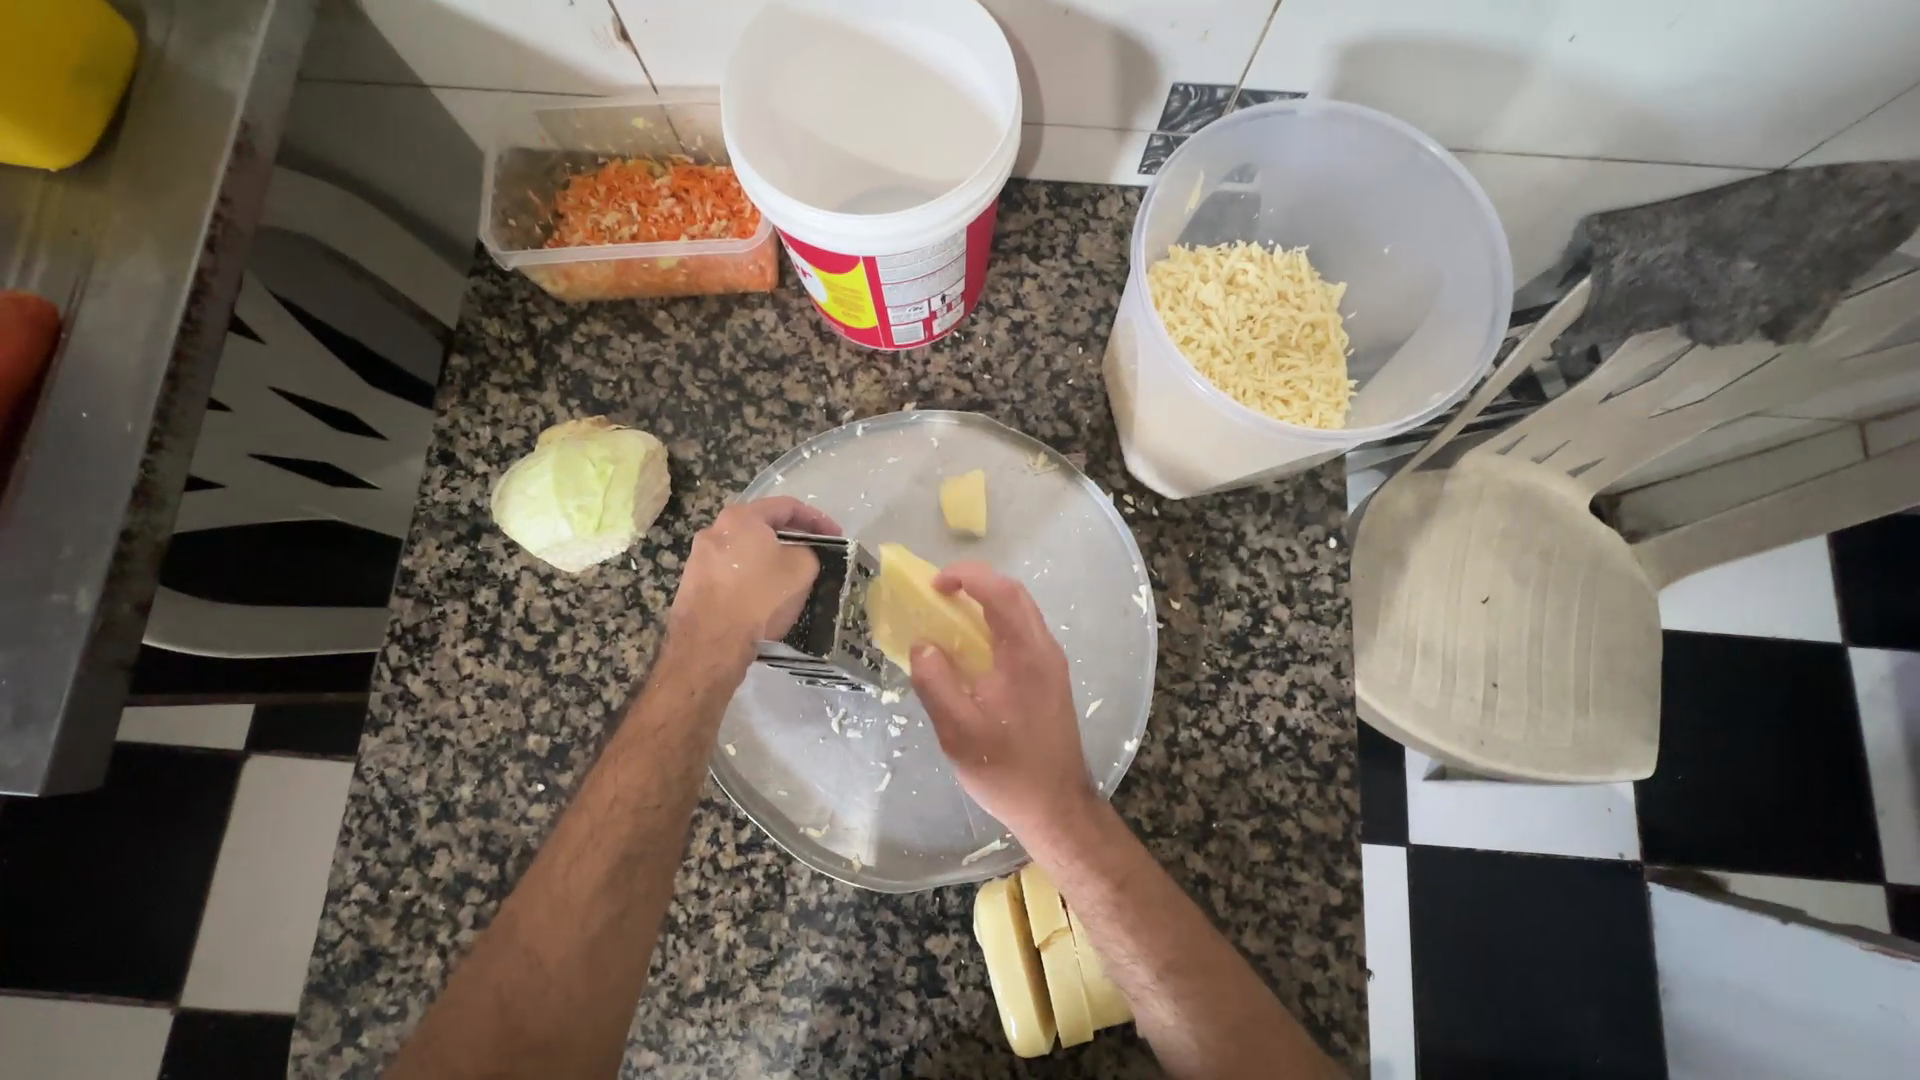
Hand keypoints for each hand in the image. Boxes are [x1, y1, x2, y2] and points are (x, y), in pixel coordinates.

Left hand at [669, 497, 840, 662]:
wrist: (710, 644)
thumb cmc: (760, 597)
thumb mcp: (802, 568)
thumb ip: (807, 551)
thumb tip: (799, 555)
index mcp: (740, 518)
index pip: (786, 506)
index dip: (817, 519)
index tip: (835, 536)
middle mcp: (715, 530)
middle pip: (762, 526)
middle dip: (792, 538)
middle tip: (814, 552)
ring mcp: (699, 558)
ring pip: (745, 550)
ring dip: (770, 558)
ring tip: (791, 576)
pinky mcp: (694, 584)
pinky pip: (731, 572)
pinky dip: (752, 577)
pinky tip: (764, 596)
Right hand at [909, 562, 1097, 840]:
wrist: (1056, 805)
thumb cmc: (1006, 770)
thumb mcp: (957, 731)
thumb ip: (936, 682)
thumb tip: (923, 645)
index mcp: (1025, 655)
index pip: (1000, 591)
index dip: (966, 576)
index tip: (933, 585)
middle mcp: (1044, 650)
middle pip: (1014, 594)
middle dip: (976, 583)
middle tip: (939, 596)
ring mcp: (1052, 664)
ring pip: (1022, 613)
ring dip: (987, 604)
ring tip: (950, 620)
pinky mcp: (1051, 679)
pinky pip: (1024, 634)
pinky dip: (997, 626)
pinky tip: (974, 653)